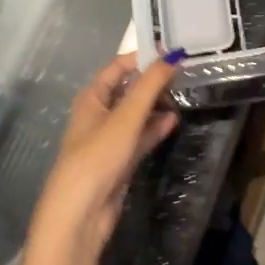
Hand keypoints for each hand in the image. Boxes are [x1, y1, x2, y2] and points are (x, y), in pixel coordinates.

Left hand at [31, 52, 180, 252]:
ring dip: (156, 105)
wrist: (80, 214)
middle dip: (153, 81)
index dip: (143, 57)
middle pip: (128, 89)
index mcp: (92, 97)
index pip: (119, 66)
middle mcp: (98, 114)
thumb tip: (173, 54)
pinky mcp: (118, 161)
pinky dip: (154, 128)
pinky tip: (174, 122)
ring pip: (136, 114)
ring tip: (184, 95)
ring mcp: (108, 139)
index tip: (173, 51)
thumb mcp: (126, 116)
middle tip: (185, 72)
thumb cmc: (98, 156)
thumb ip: (150, 85)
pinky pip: (139, 137)